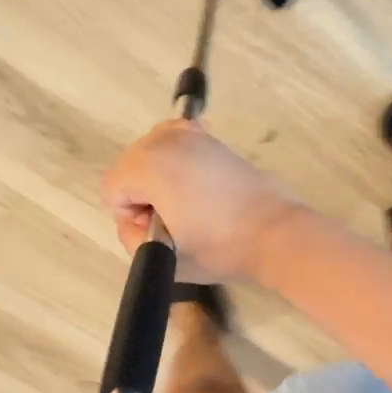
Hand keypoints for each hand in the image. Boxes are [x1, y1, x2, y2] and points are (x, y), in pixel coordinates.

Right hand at [101, 120, 302, 282]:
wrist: (277, 234)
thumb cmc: (220, 248)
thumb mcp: (165, 258)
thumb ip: (133, 240)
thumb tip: (138, 221)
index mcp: (147, 163)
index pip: (113, 189)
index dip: (131, 218)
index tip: (163, 234)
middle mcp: (165, 138)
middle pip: (131, 169)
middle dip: (144, 196)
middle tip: (179, 224)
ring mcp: (192, 133)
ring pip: (153, 157)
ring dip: (161, 182)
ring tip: (191, 210)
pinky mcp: (214, 139)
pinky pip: (178, 147)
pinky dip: (180, 166)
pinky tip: (199, 190)